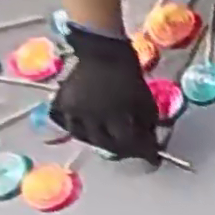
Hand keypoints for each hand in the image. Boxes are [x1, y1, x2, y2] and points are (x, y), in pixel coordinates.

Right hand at [53, 24, 160, 161]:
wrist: (105, 55)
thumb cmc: (130, 81)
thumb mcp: (147, 106)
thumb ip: (147, 128)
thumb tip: (149, 146)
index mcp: (116, 116)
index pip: (129, 144)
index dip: (143, 154)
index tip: (153, 159)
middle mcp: (91, 116)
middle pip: (105, 144)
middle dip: (123, 150)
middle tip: (132, 150)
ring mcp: (74, 109)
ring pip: (83, 136)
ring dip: (98, 142)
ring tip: (110, 142)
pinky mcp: (61, 100)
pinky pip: (63, 121)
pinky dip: (75, 129)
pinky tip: (87, 130)